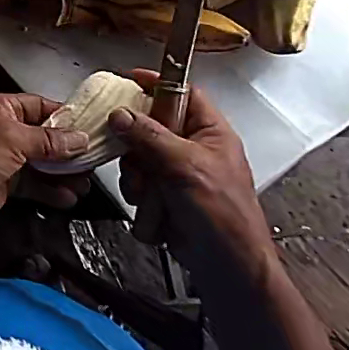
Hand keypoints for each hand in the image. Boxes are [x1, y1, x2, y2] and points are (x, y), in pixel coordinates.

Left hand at [0, 93, 92, 227]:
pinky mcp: (8, 181)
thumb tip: (77, 138)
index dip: (64, 117)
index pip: (41, 107)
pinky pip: (36, 184)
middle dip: (68, 149)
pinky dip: (51, 190)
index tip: (86, 126)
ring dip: (64, 173)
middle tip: (91, 156)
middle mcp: (6, 130)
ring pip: (44, 162)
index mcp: (3, 109)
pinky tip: (68, 196)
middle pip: (46, 137)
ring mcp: (7, 156)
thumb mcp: (14, 139)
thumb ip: (49, 140)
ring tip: (84, 180)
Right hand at [111, 70, 275, 291]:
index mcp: (209, 131)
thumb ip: (150, 137)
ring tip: (155, 199)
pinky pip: (139, 189)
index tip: (129, 80)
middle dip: (138, 150)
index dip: (156, 84)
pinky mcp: (165, 199)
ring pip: (138, 161)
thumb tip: (120, 115)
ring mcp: (177, 175)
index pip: (181, 93)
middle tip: (140, 165)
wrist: (228, 269)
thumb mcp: (186, 167)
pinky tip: (158, 217)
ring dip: (140, 182)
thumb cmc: (224, 216)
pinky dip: (144, 205)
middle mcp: (192, 149)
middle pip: (149, 128)